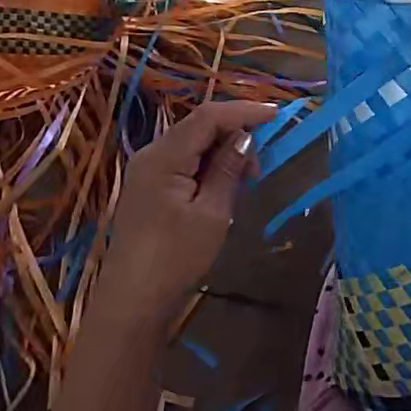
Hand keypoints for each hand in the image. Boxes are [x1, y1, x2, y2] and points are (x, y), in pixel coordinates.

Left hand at [95, 100, 276, 328]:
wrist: (133, 299)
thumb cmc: (176, 257)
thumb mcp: (212, 213)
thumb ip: (228, 169)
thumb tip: (244, 137)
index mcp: (164, 156)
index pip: (207, 116)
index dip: (243, 111)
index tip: (276, 115)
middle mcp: (151, 154)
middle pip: (197, 126)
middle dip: (234, 133)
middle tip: (261, 163)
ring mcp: (147, 171)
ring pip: (191, 144)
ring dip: (222, 151)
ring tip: (247, 178)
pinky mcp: (148, 187)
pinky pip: (183, 162)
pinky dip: (207, 165)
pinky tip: (223, 185)